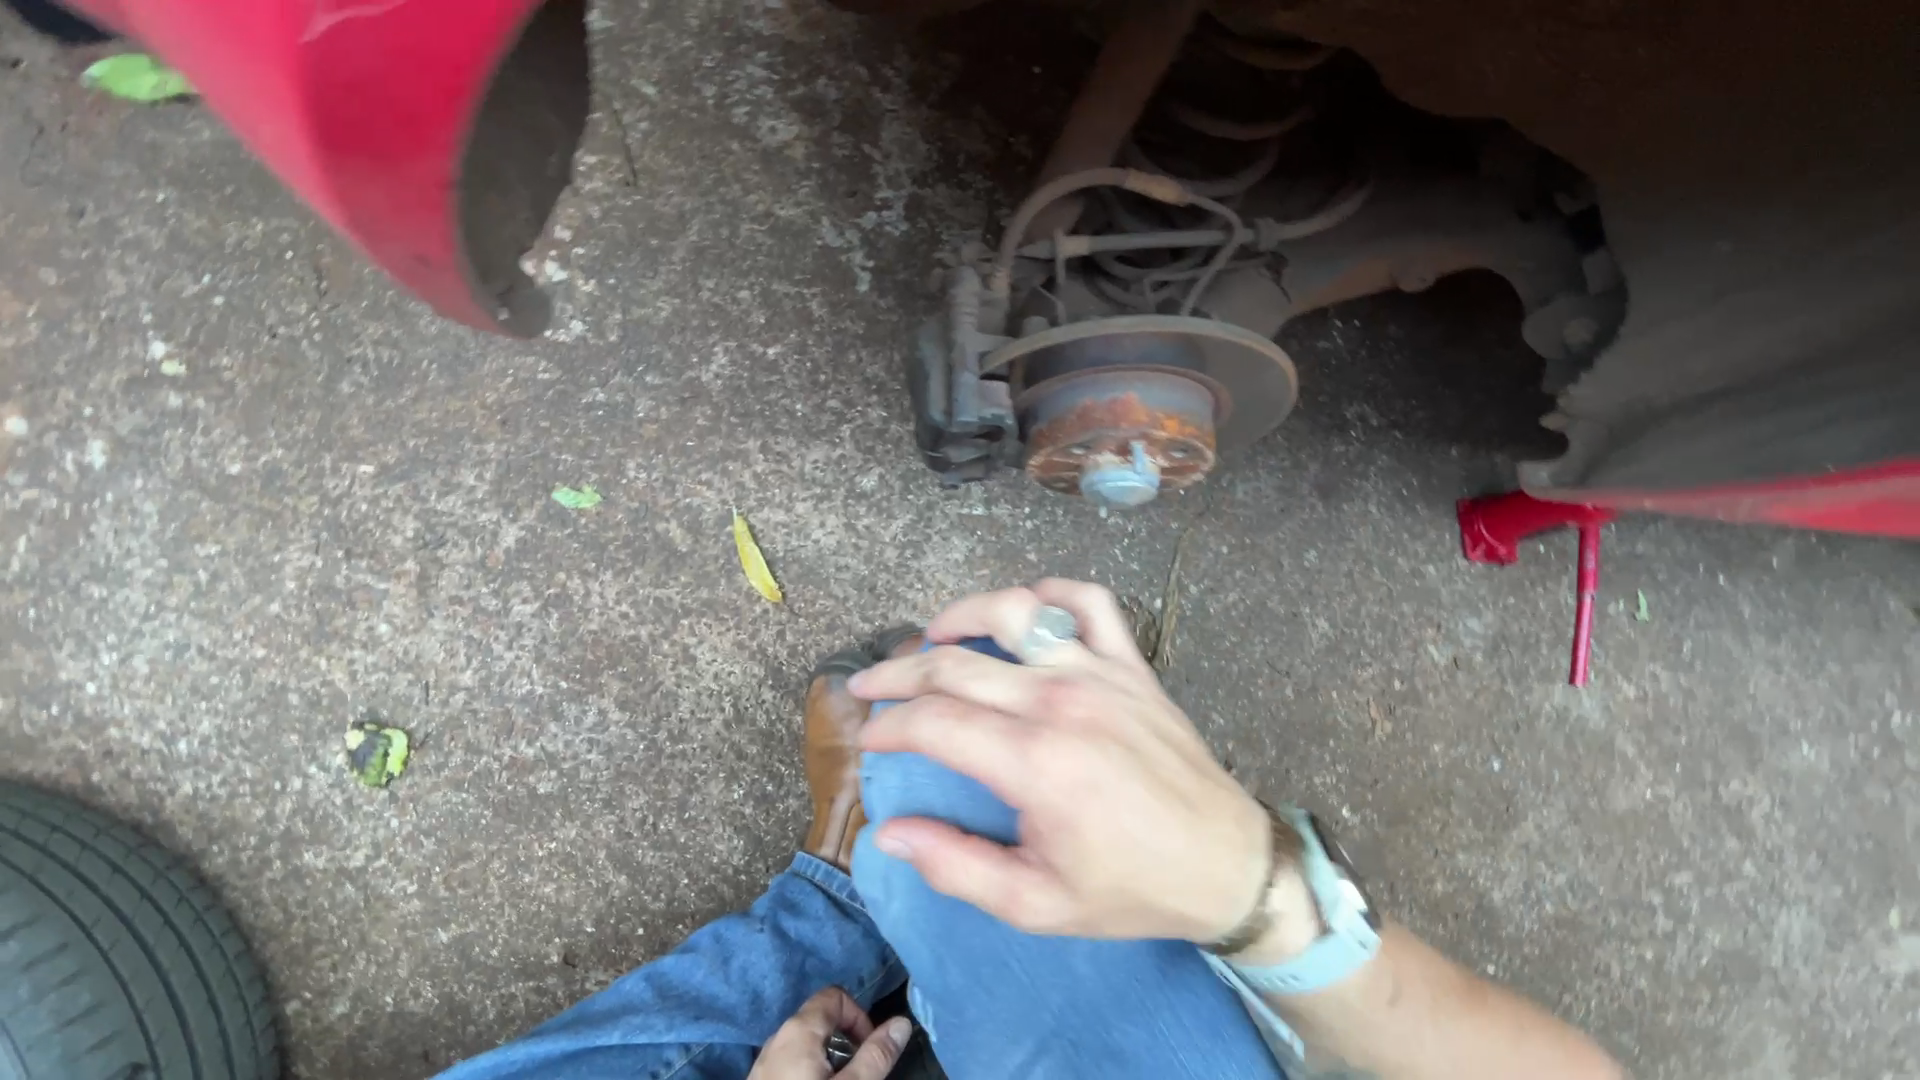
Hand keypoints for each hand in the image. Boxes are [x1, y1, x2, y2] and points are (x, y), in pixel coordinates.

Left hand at [747, 987, 912, 1079]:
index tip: (869, 1052)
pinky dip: (808, 1073)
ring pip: (805, 1046)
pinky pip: (789, 1064)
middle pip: (820, 1021)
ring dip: (828, 1061)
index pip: (835, 996)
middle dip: (846, 1044)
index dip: (859, 1018)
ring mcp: (764, 1062)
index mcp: (799, 1030)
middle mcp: (777, 1037)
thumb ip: (876, 1055)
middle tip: (856, 1076)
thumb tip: (902, 1022)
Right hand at [849, 579, 1314, 949]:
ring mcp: (1100, 672)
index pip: (935, 722)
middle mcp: (1061, 702)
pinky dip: (1050, 594)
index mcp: (1034, 763)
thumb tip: (890, 833)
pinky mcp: (1131, 664)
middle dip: (897, 672)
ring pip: (1013, 612)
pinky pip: (1088, 602)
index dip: (890, 726)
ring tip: (932, 636)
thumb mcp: (1036, 904)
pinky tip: (1025, 610)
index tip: (871, 738)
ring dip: (961, 616)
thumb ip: (956, 866)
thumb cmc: (1129, 888)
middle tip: (870, 686)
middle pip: (955, 664)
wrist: (1225, 863)